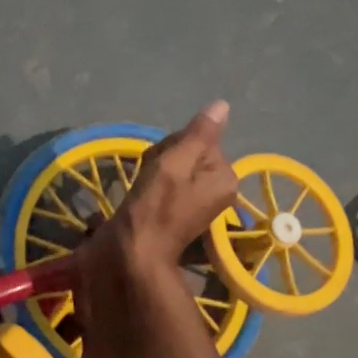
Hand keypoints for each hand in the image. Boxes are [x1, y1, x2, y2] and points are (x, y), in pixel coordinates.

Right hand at [111, 99, 236, 265]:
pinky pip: (168, 182)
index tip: (162, 162)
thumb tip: (223, 105)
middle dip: (165, 156)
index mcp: (224, 176)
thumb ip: (199, 133)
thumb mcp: (177, 162)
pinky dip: (153, 182)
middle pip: (189, 151)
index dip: (175, 144)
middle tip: (151, 176)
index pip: (201, 139)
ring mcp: (198, 201)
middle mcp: (218, 188)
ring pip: (175, 165)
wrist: (133, 252)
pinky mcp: (179, 210)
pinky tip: (142, 193)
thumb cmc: (155, 206)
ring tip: (144, 187)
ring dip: (155, 168)